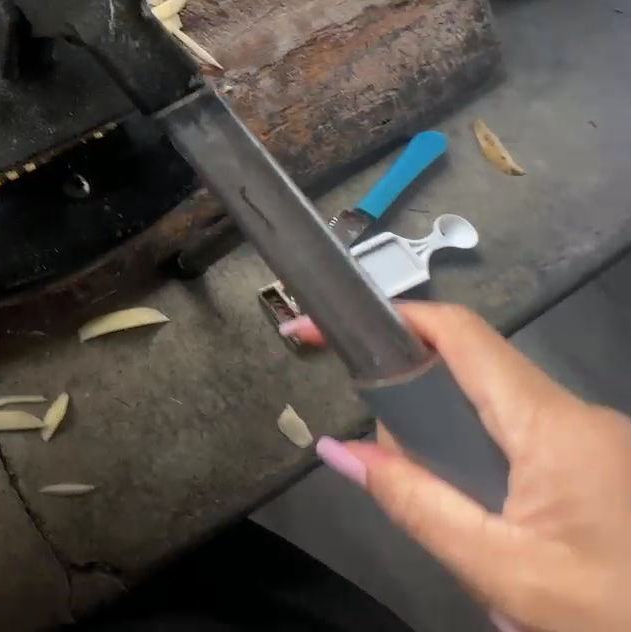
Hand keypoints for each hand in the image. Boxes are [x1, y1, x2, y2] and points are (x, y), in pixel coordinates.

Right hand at [285, 303, 630, 631]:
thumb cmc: (619, 613)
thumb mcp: (504, 570)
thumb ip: (413, 502)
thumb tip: (335, 449)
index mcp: (556, 426)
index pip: (456, 332)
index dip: (383, 318)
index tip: (320, 330)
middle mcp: (584, 419)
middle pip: (461, 379)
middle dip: (411, 417)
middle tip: (400, 474)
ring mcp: (603, 443)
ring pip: (488, 418)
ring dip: (451, 455)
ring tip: (467, 525)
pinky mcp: (610, 466)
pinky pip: (523, 444)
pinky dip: (488, 472)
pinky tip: (499, 526)